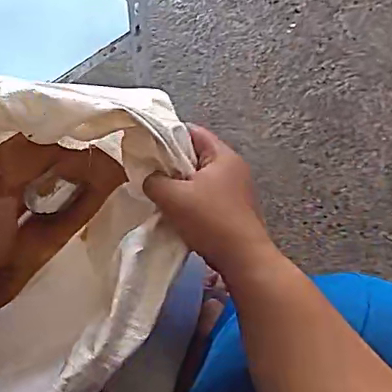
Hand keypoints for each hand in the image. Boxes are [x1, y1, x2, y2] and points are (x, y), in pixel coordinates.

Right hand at [143, 125, 278, 275]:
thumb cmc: (210, 220)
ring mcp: (237, 189)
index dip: (168, 135)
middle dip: (172, 164)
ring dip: (180, 186)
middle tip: (150, 173)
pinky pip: (207, 196)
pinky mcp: (235, 209)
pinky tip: (177, 213)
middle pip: (196, 155)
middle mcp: (233, 168)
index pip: (193, 132)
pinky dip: (191, 201)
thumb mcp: (173, 197)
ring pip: (200, 178)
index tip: (148, 148)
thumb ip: (154, 181)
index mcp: (223, 156)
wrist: (243, 259)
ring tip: (161, 195)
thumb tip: (150, 178)